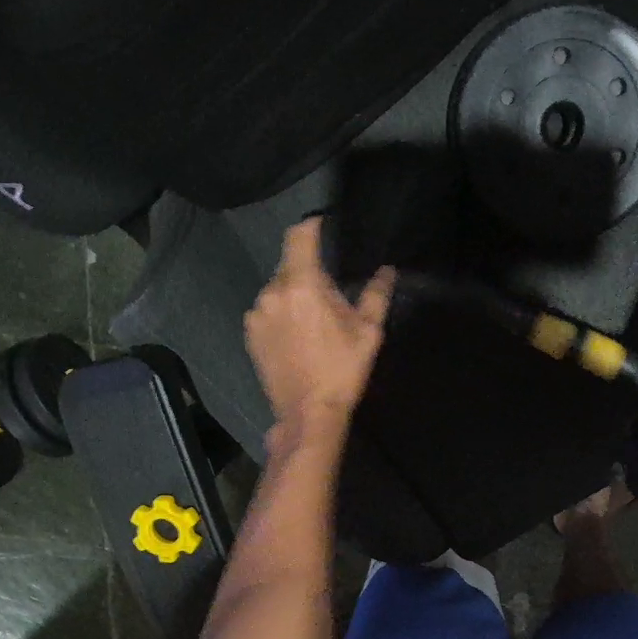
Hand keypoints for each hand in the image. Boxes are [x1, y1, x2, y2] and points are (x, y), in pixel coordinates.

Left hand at [244, 218, 394, 439]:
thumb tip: (387, 270)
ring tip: (313, 323)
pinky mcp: (250, 334)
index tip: (323, 226)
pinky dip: (281, 314)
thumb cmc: (343, 371)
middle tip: (330, 296)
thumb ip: (376, 294)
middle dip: (309, 272)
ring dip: (294, 295)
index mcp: (302, 285)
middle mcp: (272, 292)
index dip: (312, 225)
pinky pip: (267, 311)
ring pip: (278, 289)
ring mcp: (256, 314)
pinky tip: (296, 338)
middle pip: (290, 264)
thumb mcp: (368, 332)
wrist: (309, 413)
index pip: (299, 236)